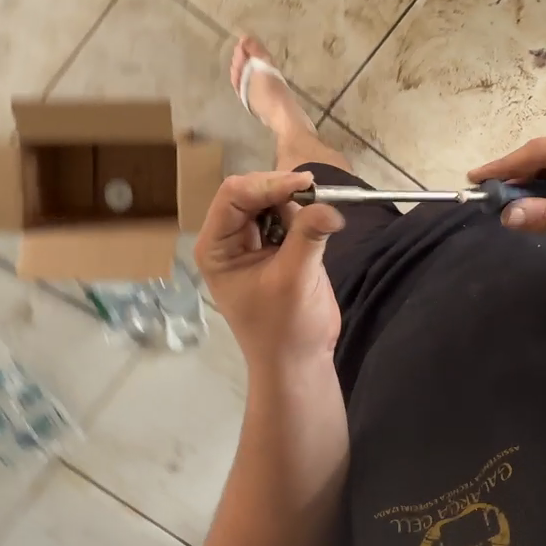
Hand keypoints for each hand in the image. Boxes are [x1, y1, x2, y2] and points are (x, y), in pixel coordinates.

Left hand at [194, 172, 345, 366]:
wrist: (299, 361)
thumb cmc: (285, 328)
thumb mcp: (294, 279)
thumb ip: (307, 236)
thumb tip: (329, 206)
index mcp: (216, 246)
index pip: (233, 196)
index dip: (267, 184)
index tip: (305, 185)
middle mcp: (229, 238)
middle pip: (250, 192)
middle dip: (280, 188)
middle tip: (315, 192)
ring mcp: (253, 241)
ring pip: (270, 199)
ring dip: (293, 199)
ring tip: (317, 209)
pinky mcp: (277, 246)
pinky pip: (286, 214)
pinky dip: (302, 211)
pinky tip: (316, 219)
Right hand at [468, 123, 545, 268]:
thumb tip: (507, 214)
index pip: (542, 151)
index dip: (506, 165)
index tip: (476, 178)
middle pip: (542, 152)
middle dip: (512, 174)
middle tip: (484, 194)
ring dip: (525, 179)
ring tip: (499, 198)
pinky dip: (540, 181)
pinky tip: (526, 197)